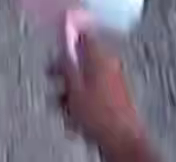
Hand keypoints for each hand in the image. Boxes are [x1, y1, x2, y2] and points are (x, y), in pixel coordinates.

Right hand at [49, 34, 157, 161]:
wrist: (122, 141)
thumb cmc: (98, 113)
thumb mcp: (73, 86)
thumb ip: (66, 62)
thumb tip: (61, 44)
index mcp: (100, 54)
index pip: (82, 34)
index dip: (67, 36)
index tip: (56, 46)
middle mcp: (109, 62)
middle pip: (82, 58)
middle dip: (65, 71)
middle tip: (53, 79)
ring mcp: (114, 80)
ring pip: (86, 78)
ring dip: (72, 91)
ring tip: (63, 106)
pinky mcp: (116, 98)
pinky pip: (94, 92)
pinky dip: (83, 101)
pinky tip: (75, 117)